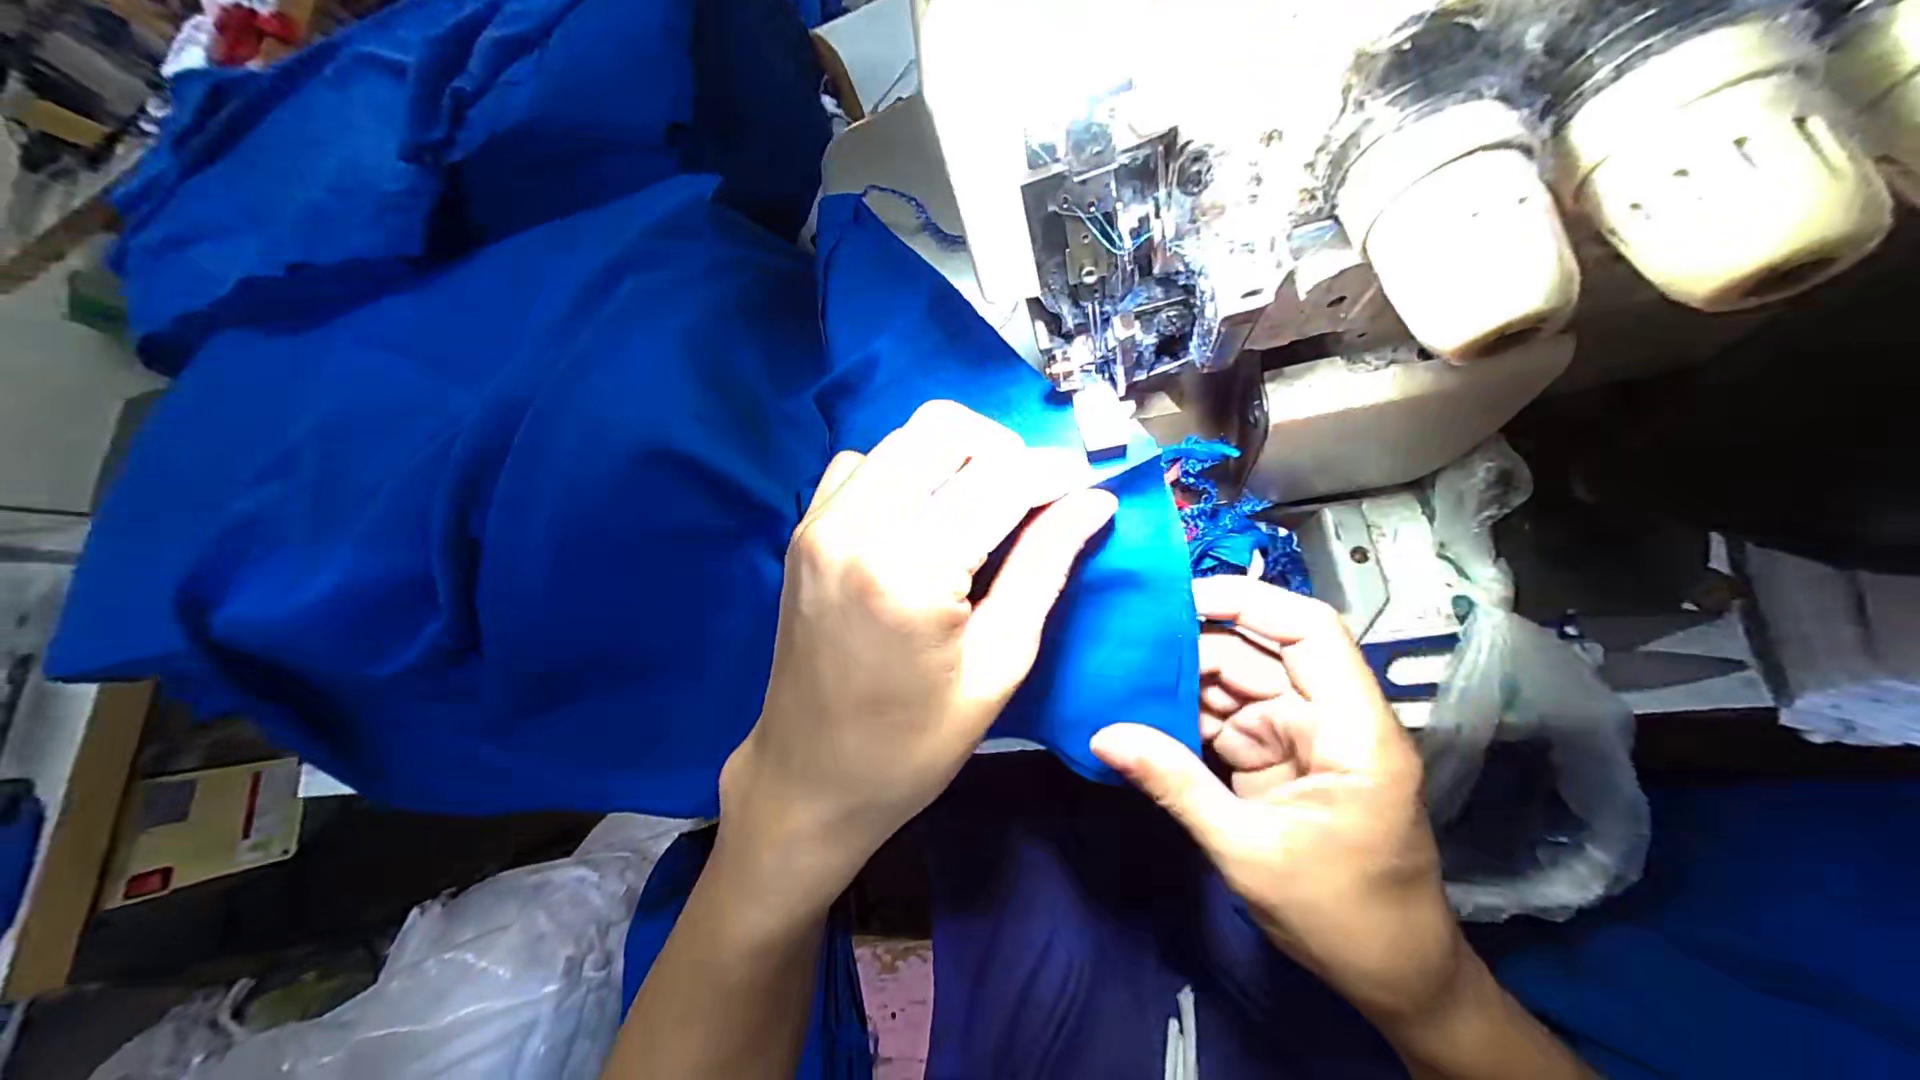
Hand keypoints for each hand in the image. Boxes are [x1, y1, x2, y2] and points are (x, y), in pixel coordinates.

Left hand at [719, 401, 1116, 901]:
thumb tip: (1093, 502)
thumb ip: (1044, 567)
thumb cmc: (913, 742)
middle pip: (944, 429)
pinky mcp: (804, 530)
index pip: (1000, 478)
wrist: (810, 775)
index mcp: (909, 568)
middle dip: (1004, 450)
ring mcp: (819, 522)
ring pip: (904, 438)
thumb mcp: (998, 664)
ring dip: (958, 456)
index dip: (1055, 472)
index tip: (1087, 483)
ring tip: (986, 507)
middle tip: (1033, 497)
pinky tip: (925, 517)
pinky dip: (906, 471)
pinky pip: (863, 463)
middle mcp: (855, 525)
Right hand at [1090, 576, 1464, 1022]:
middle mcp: (1328, 719)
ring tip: (1122, 669)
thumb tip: (1104, 736)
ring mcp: (1299, 737)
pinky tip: (1140, 708)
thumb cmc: (1342, 917)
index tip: (1183, 597)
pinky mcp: (1275, 758)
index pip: (1310, 632)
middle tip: (1127, 640)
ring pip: (1236, 683)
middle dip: (1195, 643)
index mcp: (1352, 730)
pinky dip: (1185, 713)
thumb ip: (1176, 785)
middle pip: (1261, 653)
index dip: (1250, 601)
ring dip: (1183, 678)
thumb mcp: (1250, 851)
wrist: (1390, 977)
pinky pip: (1226, 718)